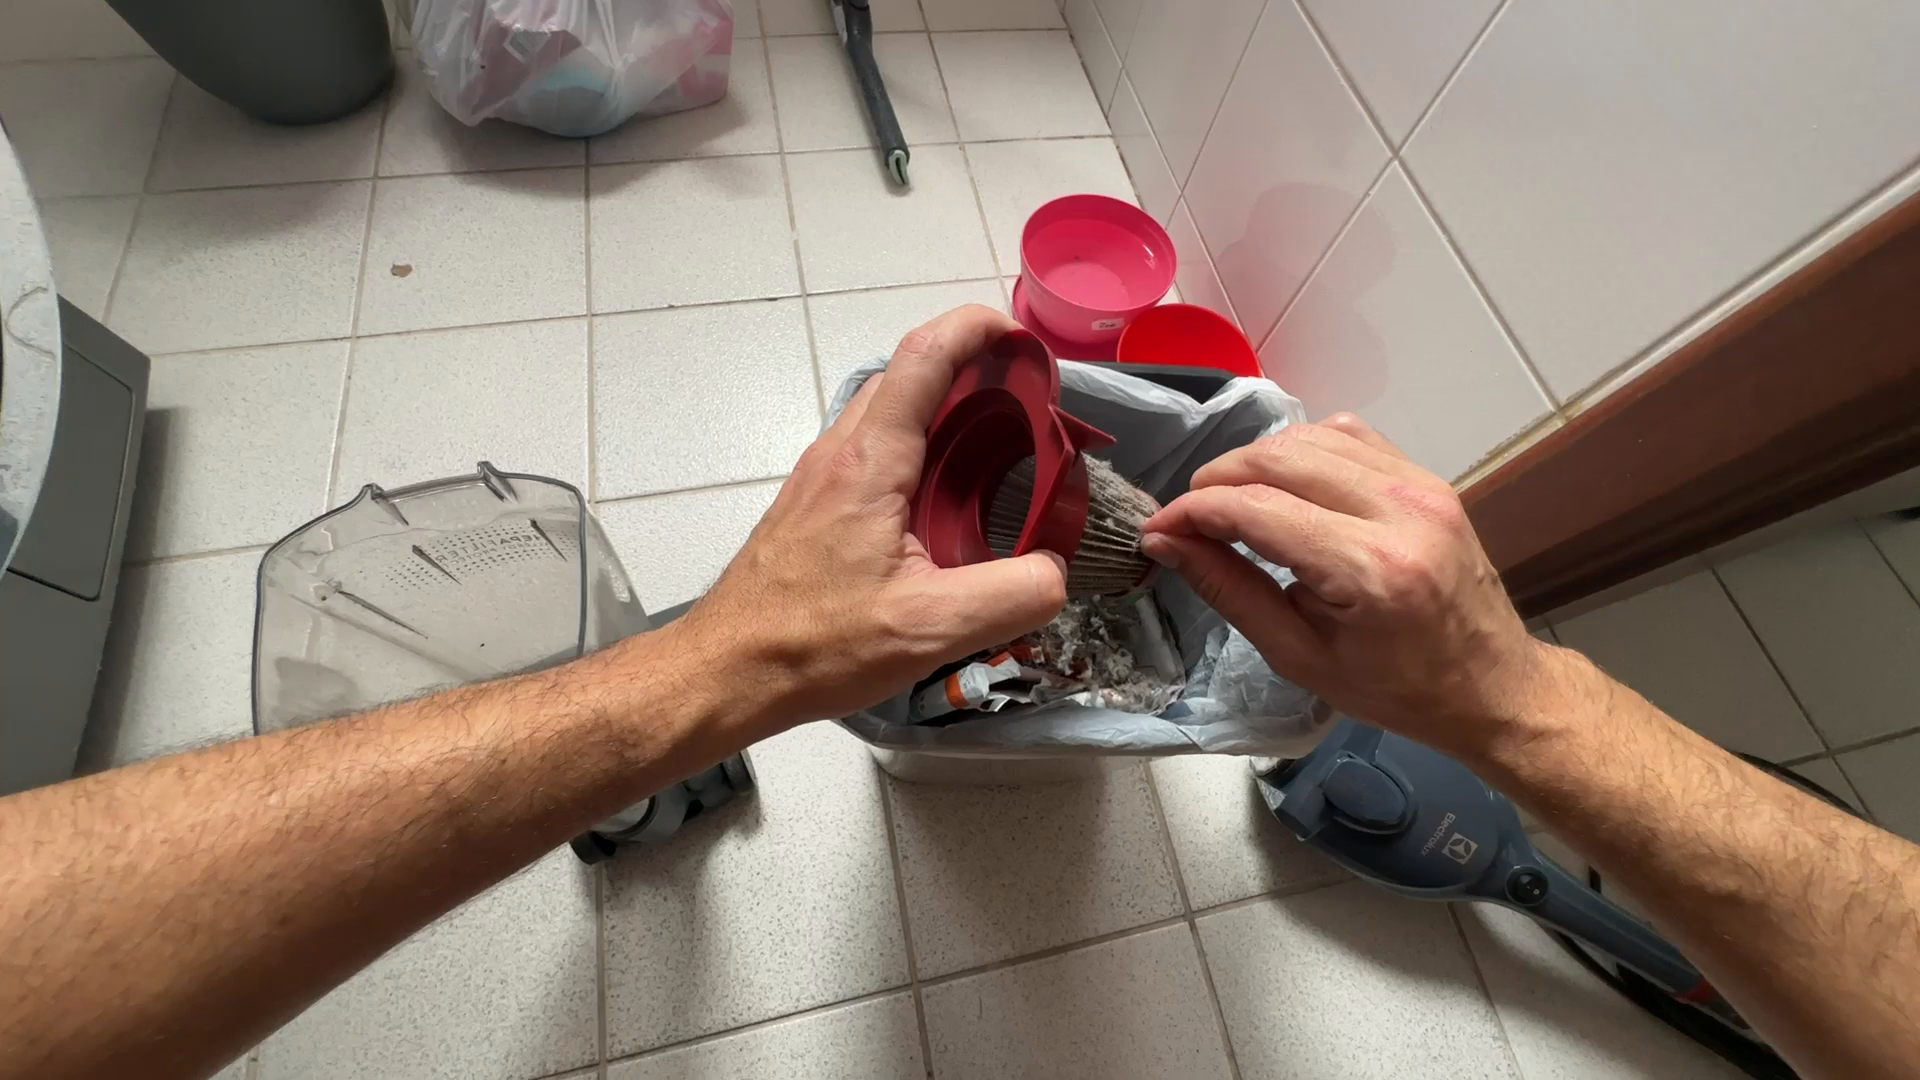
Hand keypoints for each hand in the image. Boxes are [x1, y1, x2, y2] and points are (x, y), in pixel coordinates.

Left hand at [672, 305, 1068, 733]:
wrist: (727, 670)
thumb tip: (1054, 571)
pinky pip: (874, 451)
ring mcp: (820, 476)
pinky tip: (942, 497)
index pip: (924, 357)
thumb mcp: (931, 628)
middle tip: (1026, 400)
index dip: (976, 328)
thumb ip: (1012, 595)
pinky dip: (918, 447)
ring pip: (887, 412)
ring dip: (942, 408)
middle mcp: (839, 452)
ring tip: (995, 443)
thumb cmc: (818, 644)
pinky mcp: (814, 504)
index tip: (1023, 339)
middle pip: (907, 376)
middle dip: (969, 367)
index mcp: (870, 462)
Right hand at [1139, 414, 1556, 759]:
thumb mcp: (1295, 654)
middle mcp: (1399, 510)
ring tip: (1229, 502)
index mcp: (1369, 570)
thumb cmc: (1391, 687)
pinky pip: (1344, 434)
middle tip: (1188, 518)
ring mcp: (1420, 484)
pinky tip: (1283, 483)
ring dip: (1251, 462)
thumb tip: (1166, 541)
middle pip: (1277, 458)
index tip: (1156, 529)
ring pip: (1307, 437)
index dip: (1192, 511)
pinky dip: (1297, 450)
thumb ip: (1226, 588)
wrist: (1491, 685)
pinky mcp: (1426, 476)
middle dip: (1215, 479)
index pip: (1255, 508)